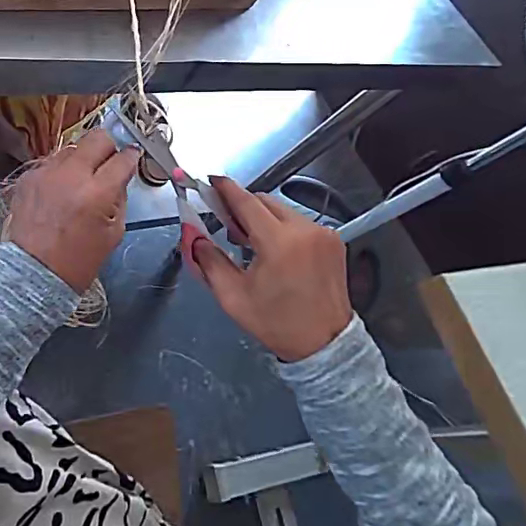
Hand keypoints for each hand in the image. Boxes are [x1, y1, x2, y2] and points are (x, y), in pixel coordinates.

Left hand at [6, 128, 138, 292]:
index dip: (131, 156)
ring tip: (82, 180)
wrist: (33, 274)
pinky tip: (61, 191)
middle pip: (97, 138)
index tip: (132, 158)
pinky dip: (61, 172)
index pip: (122, 158)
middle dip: (108, 147)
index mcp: (97, 192)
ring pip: (72, 147)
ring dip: (82, 159)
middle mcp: (70, 175)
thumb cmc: (77, 261)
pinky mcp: (28, 177)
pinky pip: (51, 163)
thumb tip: (120, 177)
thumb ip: (120, 198)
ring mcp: (45, 173)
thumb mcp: (113, 233)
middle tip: (109, 161)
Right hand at [188, 176, 350, 360]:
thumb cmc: (278, 324)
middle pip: (264, 201)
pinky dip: (283, 228)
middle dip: (242, 208)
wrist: (325, 344)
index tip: (212, 181)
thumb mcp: (233, 296)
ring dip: (263, 218)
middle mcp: (304, 231)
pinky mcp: (332, 240)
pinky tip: (276, 251)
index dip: (226, 189)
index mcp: (279, 243)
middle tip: (227, 225)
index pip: (246, 202)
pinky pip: (299, 222)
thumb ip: (208, 261)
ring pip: (282, 210)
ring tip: (252, 244)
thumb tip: (192, 236)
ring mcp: (322, 233)